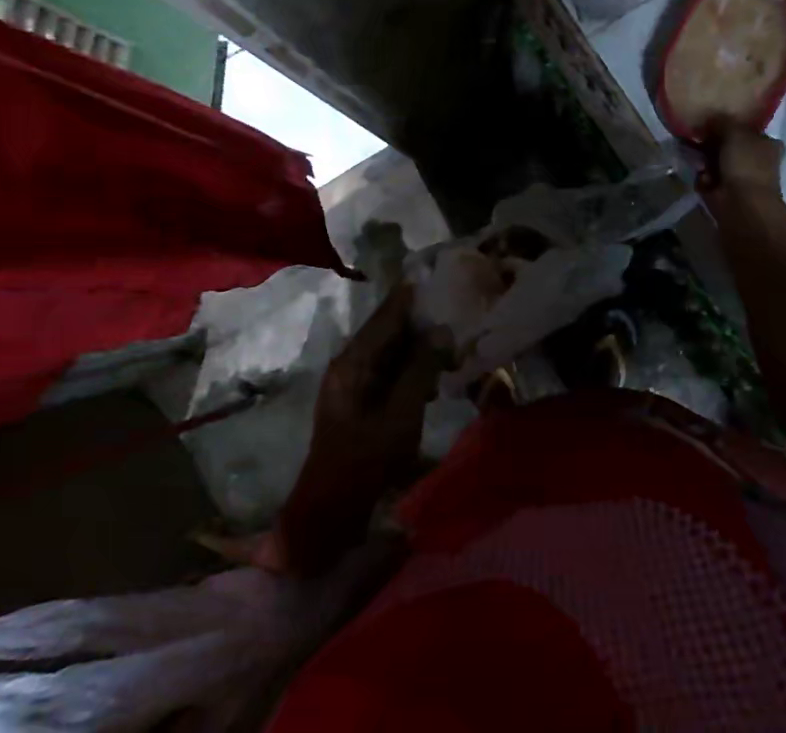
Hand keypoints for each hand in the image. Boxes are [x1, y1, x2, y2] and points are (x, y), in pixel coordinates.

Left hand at [308, 283, 440, 483]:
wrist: (332, 508)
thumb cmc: (367, 459)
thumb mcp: (401, 413)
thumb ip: (421, 370)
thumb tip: (440, 331)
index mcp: (353, 362)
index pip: (385, 317)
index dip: (409, 297)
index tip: (433, 276)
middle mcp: (348, 365)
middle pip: (386, 333)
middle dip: (419, 324)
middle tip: (453, 314)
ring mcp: (351, 384)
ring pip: (388, 354)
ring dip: (417, 350)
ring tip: (450, 347)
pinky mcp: (358, 402)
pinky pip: (387, 374)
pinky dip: (409, 371)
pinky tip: (432, 381)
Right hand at [699, 119, 784, 207]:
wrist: (742, 203)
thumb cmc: (745, 163)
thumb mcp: (734, 131)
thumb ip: (721, 121)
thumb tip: (709, 118)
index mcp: (767, 144)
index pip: (747, 130)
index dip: (729, 126)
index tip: (710, 124)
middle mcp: (756, 160)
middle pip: (728, 146)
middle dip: (711, 143)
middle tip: (697, 139)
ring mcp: (740, 177)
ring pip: (716, 162)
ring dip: (704, 160)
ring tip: (697, 159)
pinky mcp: (724, 192)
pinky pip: (708, 178)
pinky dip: (703, 177)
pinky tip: (701, 176)